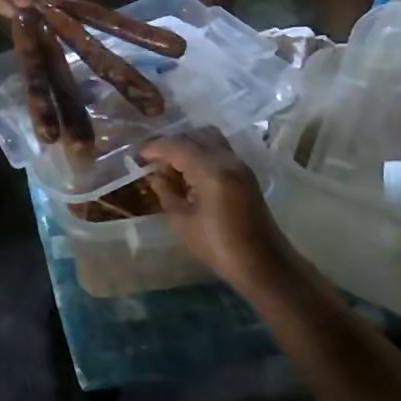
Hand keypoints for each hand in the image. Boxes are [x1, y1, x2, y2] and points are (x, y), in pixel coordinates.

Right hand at [141, 132, 292, 288]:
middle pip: (194, 136)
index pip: (177, 146)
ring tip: (170, 166)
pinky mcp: (245, 175)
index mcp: (211, 170)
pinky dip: (200, 153)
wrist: (263, 265)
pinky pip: (218, 151)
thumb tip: (154, 175)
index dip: (154, 148)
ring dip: (187, 146)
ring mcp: (240, 165)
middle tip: (152, 160)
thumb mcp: (181, 221)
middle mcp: (228, 160)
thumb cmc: (217, 246)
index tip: (137, 156)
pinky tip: (187, 173)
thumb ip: (166, 191)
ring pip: (209, 139)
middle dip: (170, 144)